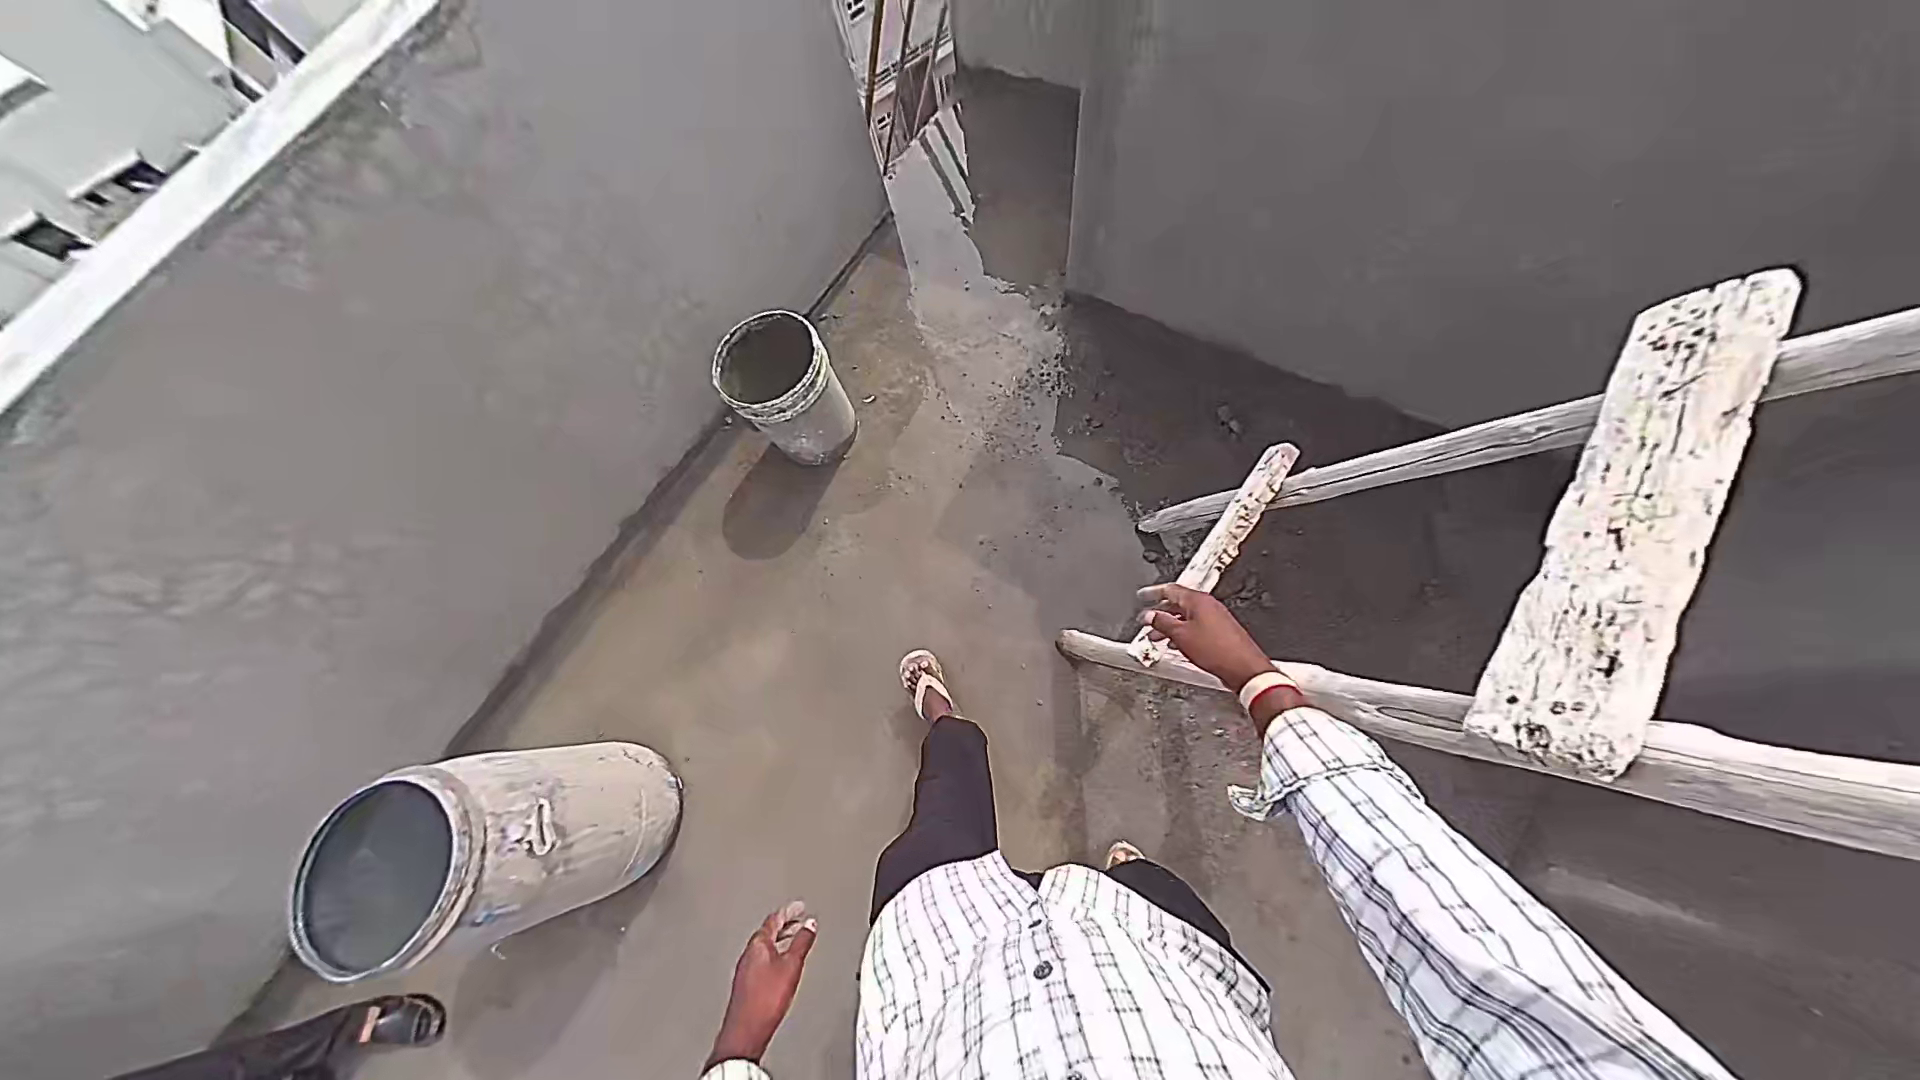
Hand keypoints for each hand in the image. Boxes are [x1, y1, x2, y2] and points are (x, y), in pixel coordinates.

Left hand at [705, 902, 817, 1070]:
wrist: (745, 1032)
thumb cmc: (764, 1000)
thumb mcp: (792, 965)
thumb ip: (802, 942)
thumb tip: (810, 923)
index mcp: (758, 944)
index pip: (775, 918)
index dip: (790, 911)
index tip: (799, 907)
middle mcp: (749, 954)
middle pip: (769, 932)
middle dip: (786, 924)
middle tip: (799, 919)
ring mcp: (745, 969)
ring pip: (765, 947)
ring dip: (780, 940)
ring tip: (794, 939)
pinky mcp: (745, 984)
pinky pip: (761, 960)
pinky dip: (774, 954)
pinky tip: (781, 964)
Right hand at [1137, 583, 1276, 691]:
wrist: (1244, 669)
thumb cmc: (1218, 650)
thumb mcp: (1180, 635)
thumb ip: (1162, 622)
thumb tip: (1149, 615)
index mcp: (1198, 601)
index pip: (1170, 589)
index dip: (1153, 593)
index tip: (1142, 596)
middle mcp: (1209, 606)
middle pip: (1178, 603)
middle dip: (1160, 612)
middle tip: (1147, 620)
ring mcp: (1216, 618)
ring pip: (1187, 616)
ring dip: (1171, 624)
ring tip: (1158, 635)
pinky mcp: (1221, 631)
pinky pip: (1196, 626)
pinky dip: (1183, 632)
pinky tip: (1177, 643)